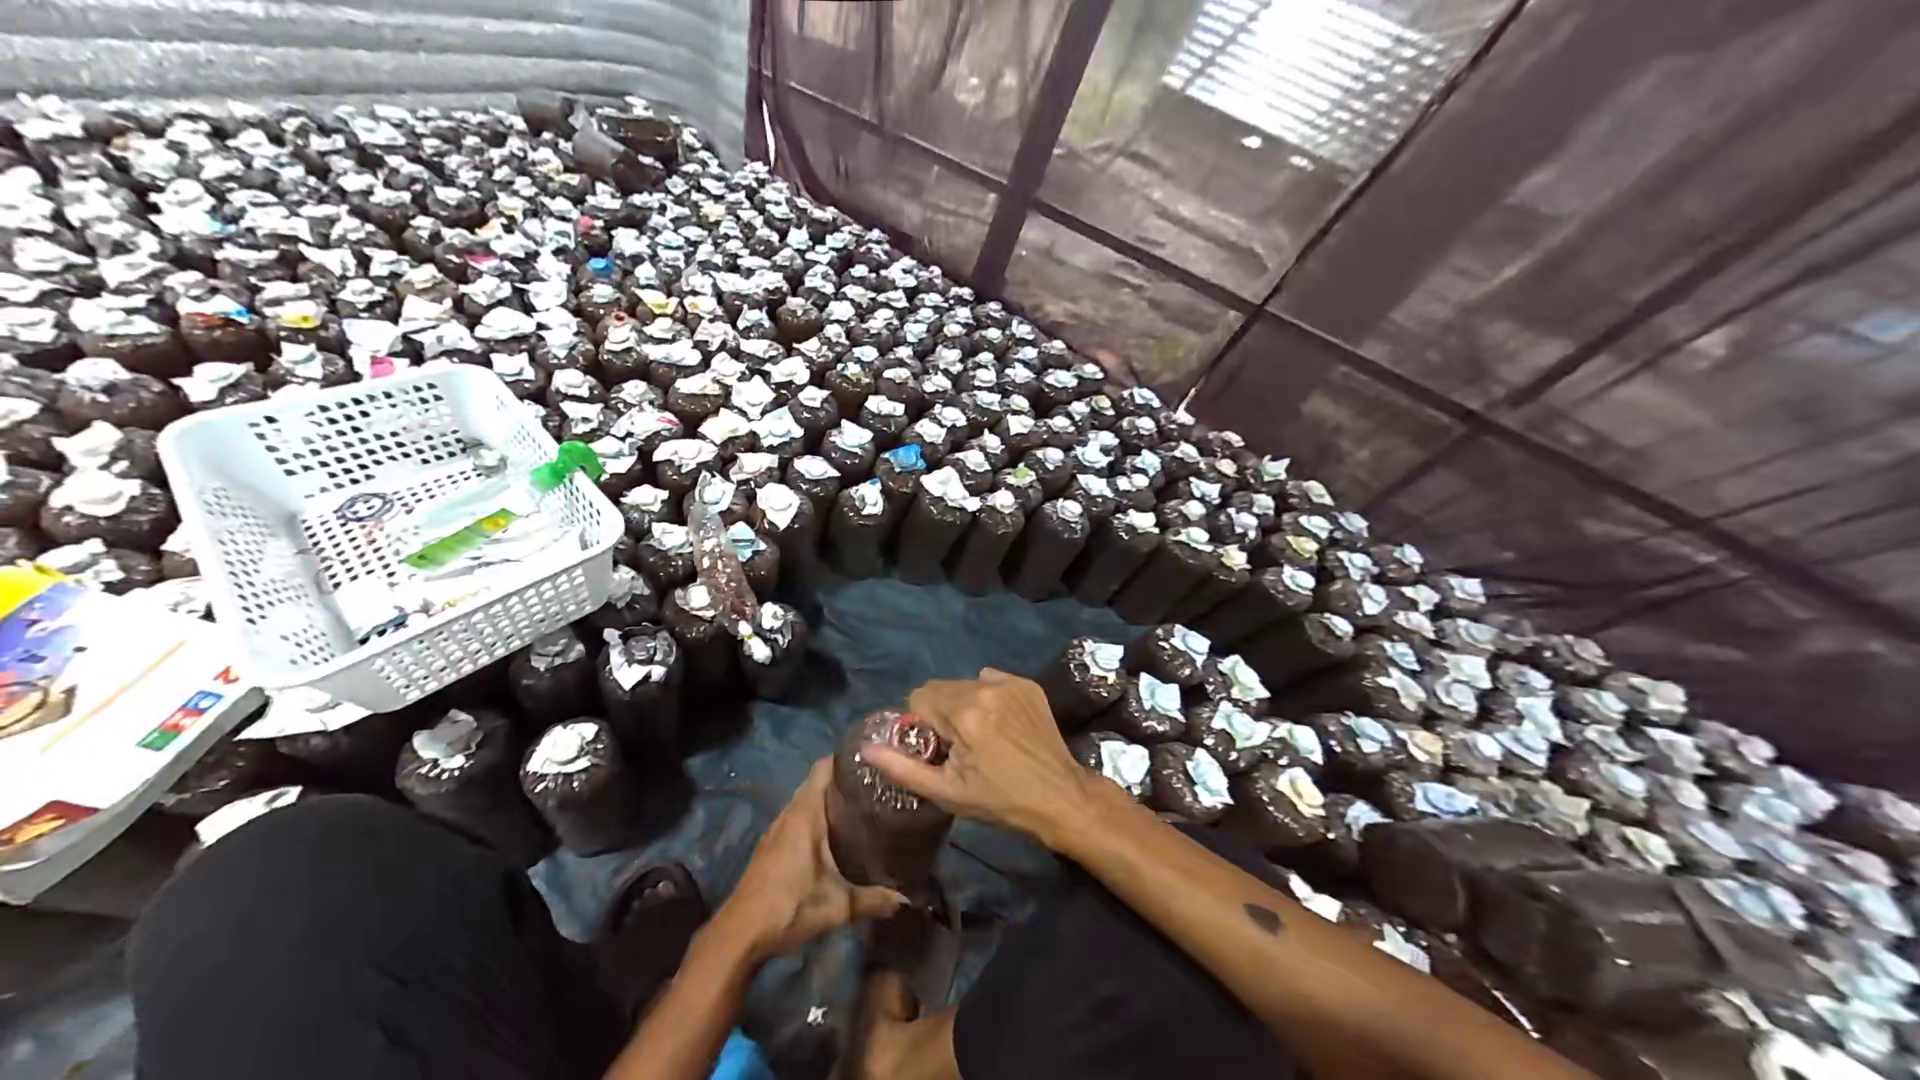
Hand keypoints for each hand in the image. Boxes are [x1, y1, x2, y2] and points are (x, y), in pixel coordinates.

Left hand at [711, 759, 907, 962]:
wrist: (739, 934)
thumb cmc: (788, 907)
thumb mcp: (838, 906)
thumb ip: (874, 899)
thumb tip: (906, 899)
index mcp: (805, 814)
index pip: (823, 768)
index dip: (846, 758)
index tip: (873, 758)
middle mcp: (790, 814)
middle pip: (817, 782)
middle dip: (844, 779)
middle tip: (876, 784)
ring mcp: (777, 829)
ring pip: (806, 801)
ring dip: (829, 798)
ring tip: (862, 803)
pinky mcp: (772, 845)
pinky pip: (798, 817)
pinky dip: (816, 816)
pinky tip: (835, 832)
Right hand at [861, 668, 1109, 846]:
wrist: (1059, 796)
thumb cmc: (999, 800)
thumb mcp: (946, 792)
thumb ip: (902, 768)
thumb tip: (867, 748)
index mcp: (963, 714)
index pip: (919, 698)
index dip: (922, 725)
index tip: (939, 749)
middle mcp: (985, 688)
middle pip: (940, 688)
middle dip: (940, 713)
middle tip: (959, 746)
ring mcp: (1010, 683)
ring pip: (964, 683)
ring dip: (962, 703)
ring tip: (981, 736)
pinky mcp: (1027, 684)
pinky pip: (990, 679)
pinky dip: (986, 696)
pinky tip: (999, 723)